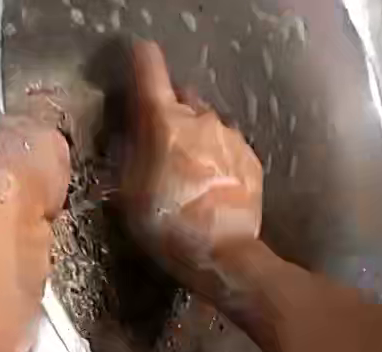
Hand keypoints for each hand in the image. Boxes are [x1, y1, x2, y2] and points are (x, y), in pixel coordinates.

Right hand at [121, 40, 264, 299]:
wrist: (225, 256)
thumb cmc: (171, 229)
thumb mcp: (130, 196)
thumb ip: (128, 157)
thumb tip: (129, 139)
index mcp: (165, 119)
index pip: (149, 65)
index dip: (142, 65)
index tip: (139, 75)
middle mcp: (201, 118)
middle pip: (183, 99)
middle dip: (174, 116)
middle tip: (167, 149)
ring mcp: (231, 138)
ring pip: (210, 125)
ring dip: (200, 140)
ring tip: (196, 175)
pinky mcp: (252, 161)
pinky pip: (232, 148)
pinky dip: (222, 159)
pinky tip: (217, 186)